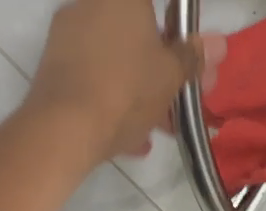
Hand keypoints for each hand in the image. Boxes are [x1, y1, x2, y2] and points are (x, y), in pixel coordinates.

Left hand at [23, 0, 225, 162]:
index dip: (173, 28)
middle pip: (132, 34)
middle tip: (180, 98)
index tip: (182, 52)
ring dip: (137, 94)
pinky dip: (110, 107)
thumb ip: (193, 57)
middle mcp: (86, 8)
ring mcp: (63, 44)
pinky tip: (130, 141)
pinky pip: (89, 86)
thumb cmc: (124, 91)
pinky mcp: (48, 79)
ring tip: (158, 129)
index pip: (154, 4)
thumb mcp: (171, 75)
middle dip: (160, 68)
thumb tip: (216, 46)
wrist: (59, 133)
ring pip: (112, 65)